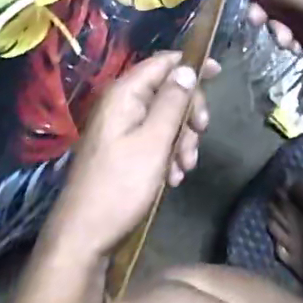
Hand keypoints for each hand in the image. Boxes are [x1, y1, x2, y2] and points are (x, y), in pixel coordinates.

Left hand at [41, 50, 219, 260]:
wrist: (83, 240)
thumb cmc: (119, 187)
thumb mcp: (154, 142)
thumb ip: (173, 102)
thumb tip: (187, 68)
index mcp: (125, 94)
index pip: (163, 62)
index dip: (191, 64)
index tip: (218, 73)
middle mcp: (121, 105)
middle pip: (168, 91)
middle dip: (189, 112)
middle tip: (201, 134)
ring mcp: (121, 128)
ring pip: (165, 118)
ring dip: (181, 139)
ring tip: (184, 168)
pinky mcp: (123, 150)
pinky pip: (154, 139)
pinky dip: (169, 154)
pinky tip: (172, 178)